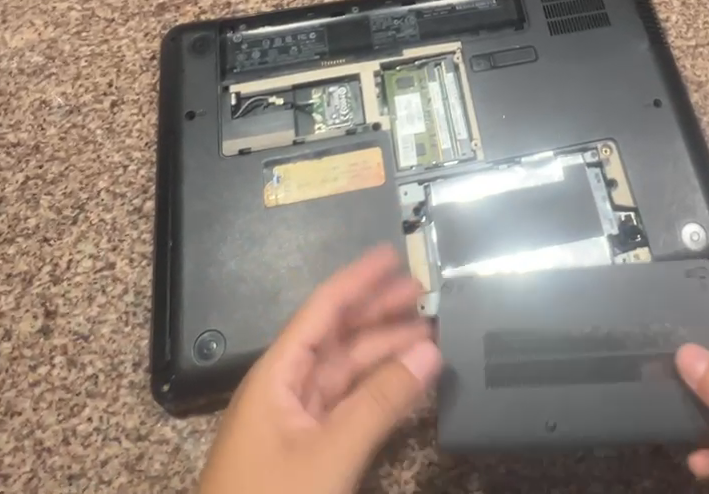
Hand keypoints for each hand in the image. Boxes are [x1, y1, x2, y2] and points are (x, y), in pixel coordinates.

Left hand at [198, 246, 440, 493]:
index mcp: (277, 375)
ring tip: (430, 334)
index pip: (323, 310)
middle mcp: (287, 389)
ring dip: (386, 352)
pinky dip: (381, 391)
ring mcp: (298, 424)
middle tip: (425, 293)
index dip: (358, 279)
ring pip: (348, 372)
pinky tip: (409, 383)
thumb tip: (429, 349)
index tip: (392, 254)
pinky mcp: (310, 455)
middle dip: (380, 313)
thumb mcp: (329, 454)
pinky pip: (351, 407)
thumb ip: (382, 400)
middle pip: (338, 337)